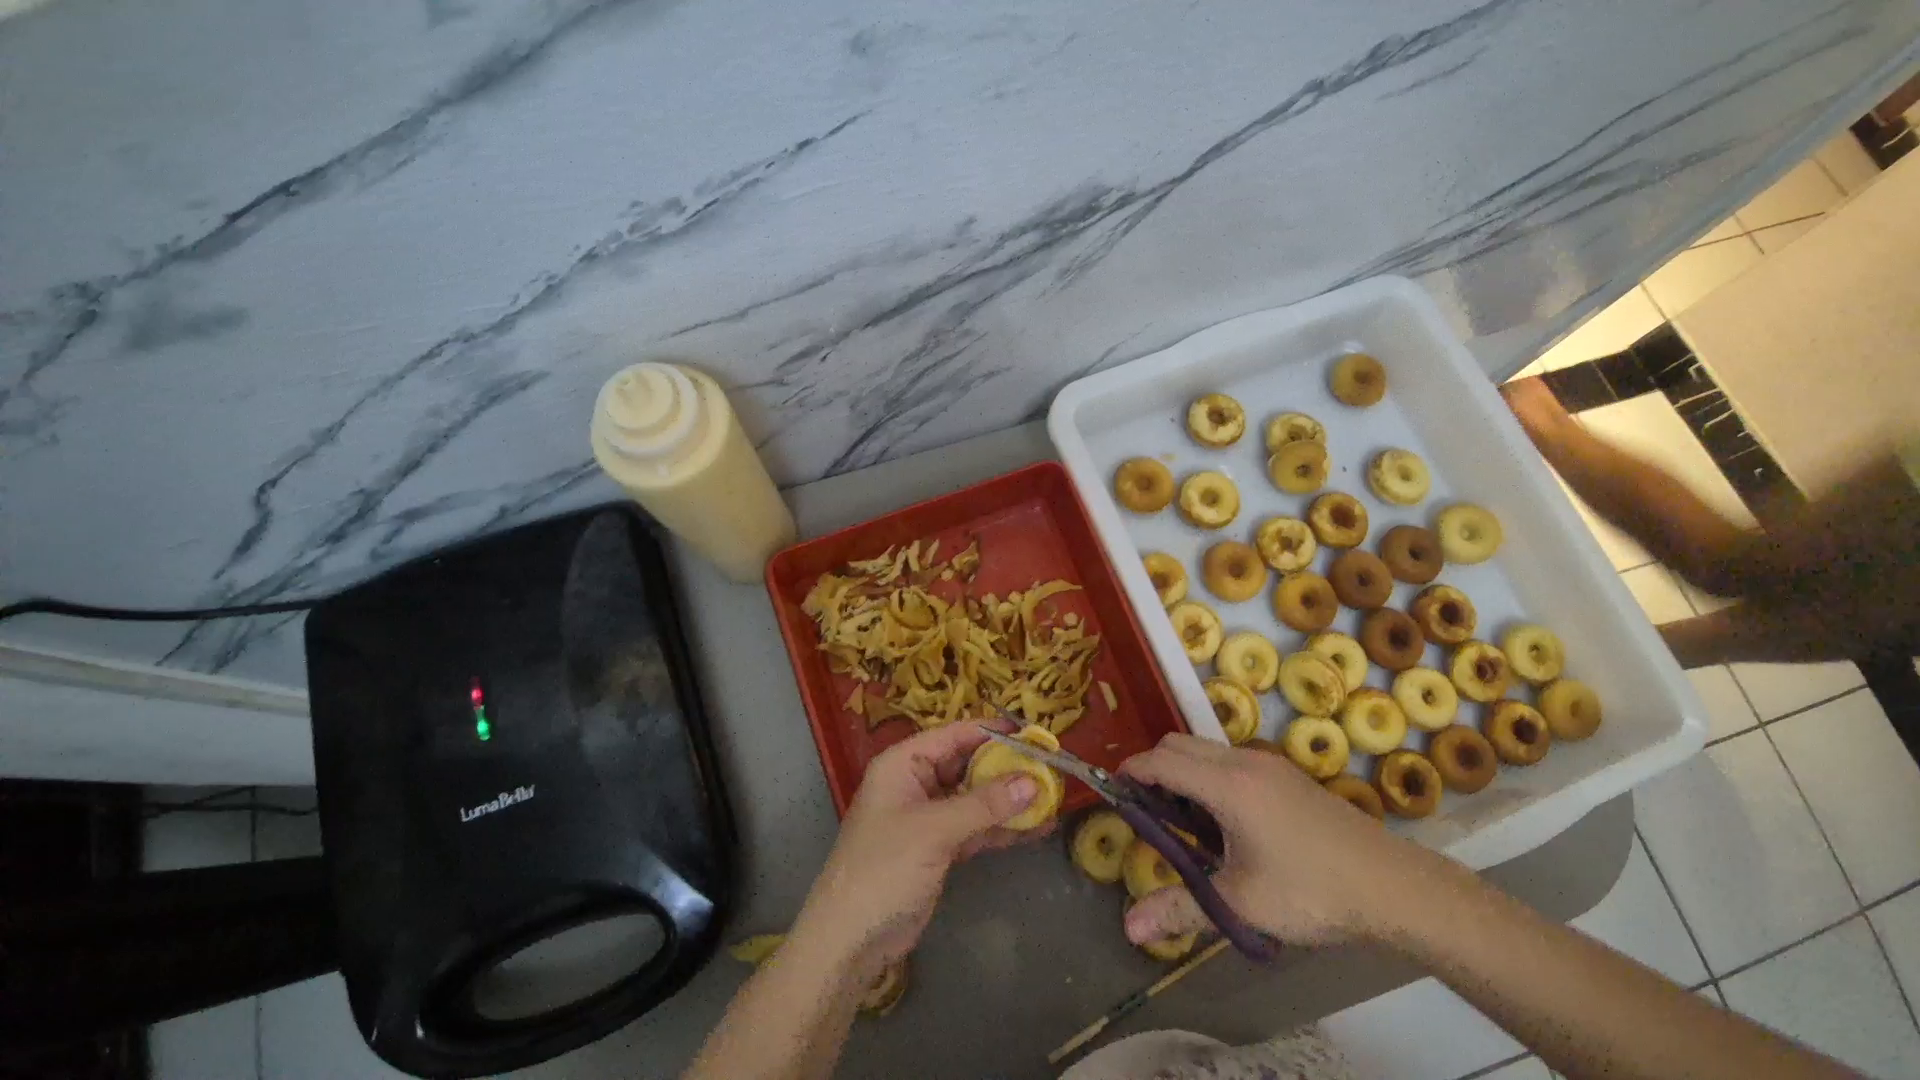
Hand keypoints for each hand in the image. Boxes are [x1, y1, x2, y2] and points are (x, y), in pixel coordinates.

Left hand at [790, 721, 1041, 977]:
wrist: (851, 938)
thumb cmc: (884, 869)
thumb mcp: (934, 830)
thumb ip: (984, 804)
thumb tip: (1033, 782)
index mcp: (902, 765)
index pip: (953, 735)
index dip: (993, 732)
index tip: (1035, 733)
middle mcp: (915, 784)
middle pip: (967, 765)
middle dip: (1007, 767)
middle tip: (1052, 767)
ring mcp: (928, 818)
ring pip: (976, 798)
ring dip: (1010, 800)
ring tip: (1054, 797)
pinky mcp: (939, 849)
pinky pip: (977, 828)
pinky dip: (1003, 828)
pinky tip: (1037, 828)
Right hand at [1120, 734, 1442, 948]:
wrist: (1394, 887)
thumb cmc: (1312, 892)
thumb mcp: (1241, 903)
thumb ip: (1181, 909)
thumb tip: (1129, 929)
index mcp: (1228, 785)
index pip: (1162, 760)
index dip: (1131, 772)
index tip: (1111, 792)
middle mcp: (1245, 763)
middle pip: (1180, 743)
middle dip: (1154, 768)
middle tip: (1145, 813)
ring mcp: (1271, 766)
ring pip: (1208, 750)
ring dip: (1184, 772)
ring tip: (1182, 824)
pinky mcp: (1289, 778)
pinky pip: (1232, 761)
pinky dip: (1210, 776)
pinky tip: (1224, 825)